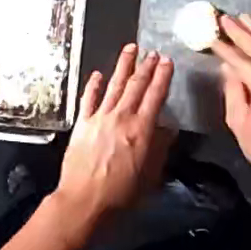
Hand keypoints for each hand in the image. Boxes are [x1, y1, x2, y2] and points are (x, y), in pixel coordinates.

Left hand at [53, 44, 174, 223]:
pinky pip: (89, 99)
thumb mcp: (151, 174)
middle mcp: (121, 117)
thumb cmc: (122, 193)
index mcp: (142, 129)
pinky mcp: (82, 124)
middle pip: (136, 86)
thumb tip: (168, 129)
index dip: (163, 77)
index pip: (156, 96)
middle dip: (146, 67)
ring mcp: (100, 118)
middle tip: (152, 52)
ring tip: (130, 49)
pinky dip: (94, 85)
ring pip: (114, 85)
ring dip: (123, 66)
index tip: (167, 62)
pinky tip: (98, 74)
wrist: (85, 200)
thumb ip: (160, 148)